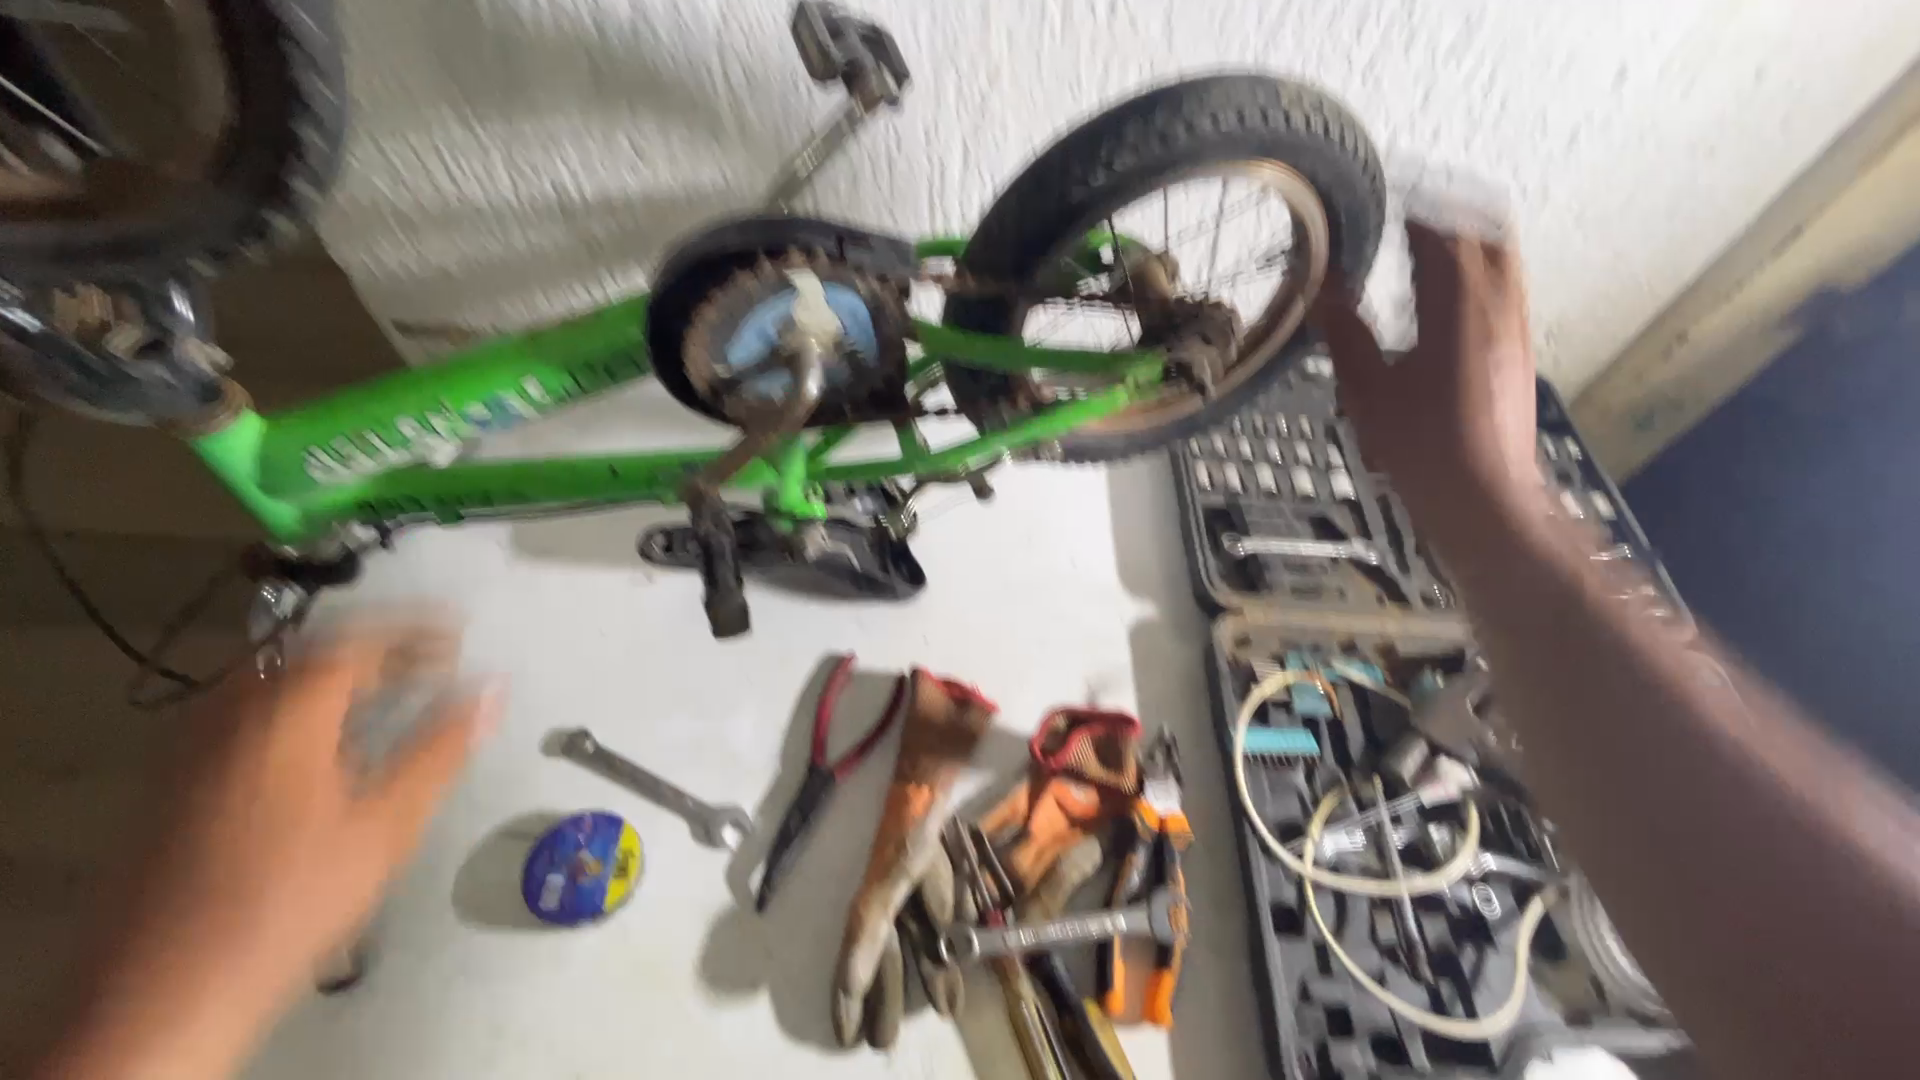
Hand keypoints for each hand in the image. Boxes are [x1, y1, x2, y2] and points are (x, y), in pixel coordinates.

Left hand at [39, 624, 501, 1079]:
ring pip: (271, 681)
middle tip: (427, 658)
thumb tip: (492, 690)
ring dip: (335, 672)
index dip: (411, 628)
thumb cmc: (294, 897)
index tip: (458, 630)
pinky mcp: (176, 782)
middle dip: (373, 645)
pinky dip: (299, 702)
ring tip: (388, 689)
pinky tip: (327, 739)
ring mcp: (193, 749)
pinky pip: (246, 711)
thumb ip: (442, 747)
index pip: (353, 642)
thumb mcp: (389, 823)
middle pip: (306, 652)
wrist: (170, 986)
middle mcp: (230, 717)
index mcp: (284, 717)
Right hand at [1311, 219, 1545, 543]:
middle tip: (1403, 214)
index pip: (1441, 229)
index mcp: (1458, 307)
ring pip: (1499, 254)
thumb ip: (1344, 331)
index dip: (1410, 206)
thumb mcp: (1367, 389)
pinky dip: (1472, 270)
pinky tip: (1439, 296)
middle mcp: (1499, 305)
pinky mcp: (1519, 347)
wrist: (1481, 495)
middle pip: (1484, 227)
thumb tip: (1321, 289)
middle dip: (1444, 210)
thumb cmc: (1423, 449)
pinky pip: (1502, 284)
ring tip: (1419, 246)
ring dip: (1463, 239)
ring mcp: (1516, 324)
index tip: (1380, 199)